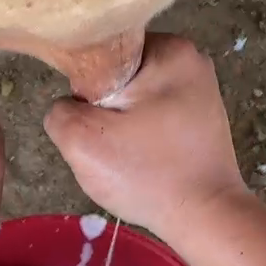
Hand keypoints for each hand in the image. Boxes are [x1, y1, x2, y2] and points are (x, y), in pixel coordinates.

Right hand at [43, 33, 249, 239]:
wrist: (205, 216)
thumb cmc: (147, 174)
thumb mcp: (83, 142)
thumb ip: (60, 113)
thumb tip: (68, 108)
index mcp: (167, 49)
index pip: (102, 51)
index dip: (84, 87)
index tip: (90, 120)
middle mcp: (190, 58)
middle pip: (117, 75)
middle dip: (103, 108)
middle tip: (107, 143)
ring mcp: (201, 88)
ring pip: (134, 98)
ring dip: (121, 125)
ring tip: (126, 154)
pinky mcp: (203, 117)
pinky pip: (153, 116)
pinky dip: (142, 136)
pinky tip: (144, 159)